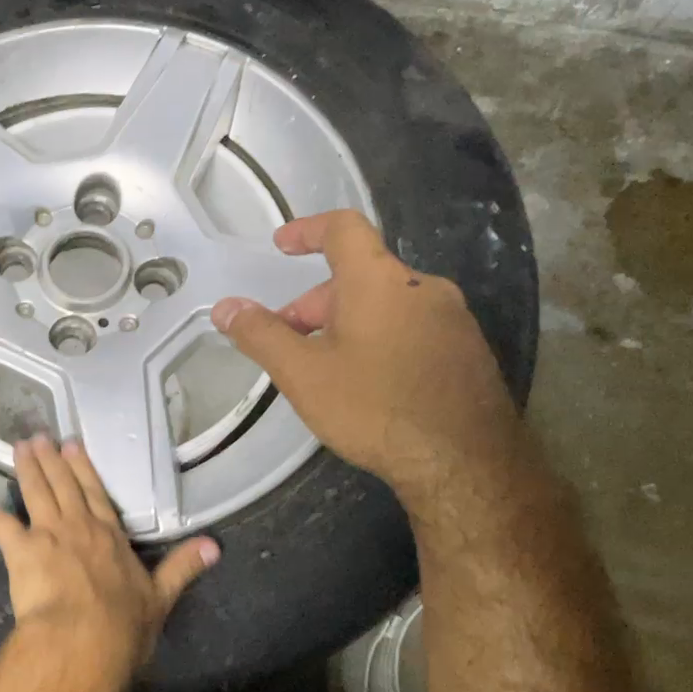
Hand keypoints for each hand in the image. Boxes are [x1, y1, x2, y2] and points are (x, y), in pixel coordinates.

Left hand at [0, 437, 219, 691]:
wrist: (84, 639)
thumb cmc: (123, 624)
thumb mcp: (160, 597)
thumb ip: (183, 567)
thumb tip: (215, 546)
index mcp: (110, 536)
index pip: (96, 493)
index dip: (82, 468)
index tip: (72, 445)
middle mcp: (79, 526)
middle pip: (63, 485)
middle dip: (50, 459)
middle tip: (37, 437)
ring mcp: (49, 534)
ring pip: (36, 493)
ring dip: (27, 470)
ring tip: (18, 449)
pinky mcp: (21, 550)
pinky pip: (1, 528)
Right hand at [211, 210, 526, 504]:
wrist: (463, 461)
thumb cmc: (374, 407)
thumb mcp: (303, 373)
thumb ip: (261, 335)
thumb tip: (225, 308)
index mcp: (379, 281)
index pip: (343, 230)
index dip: (308, 230)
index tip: (281, 244)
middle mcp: (422, 288)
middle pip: (360, 277)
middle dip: (316, 304)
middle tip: (288, 344)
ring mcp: (452, 319)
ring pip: (386, 306)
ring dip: (347, 325)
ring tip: (325, 371)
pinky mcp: (467, 352)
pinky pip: (412, 330)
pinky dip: (380, 341)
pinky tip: (368, 387)